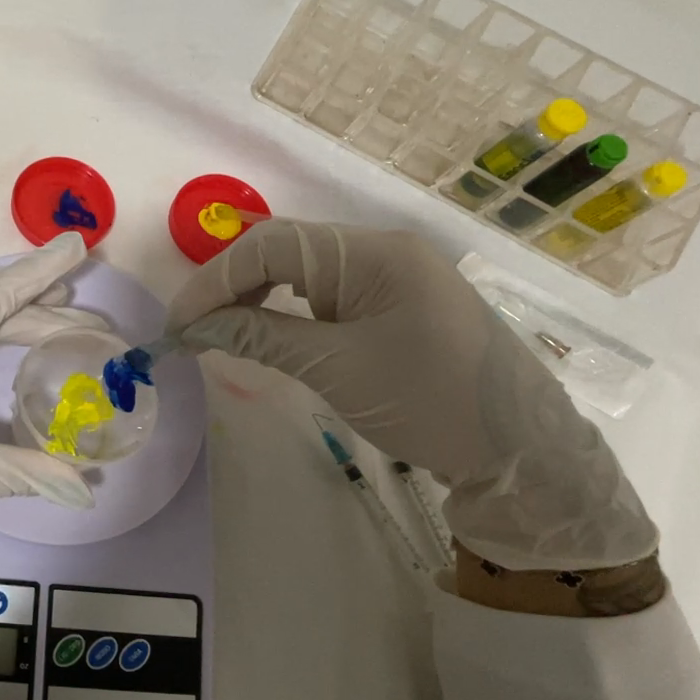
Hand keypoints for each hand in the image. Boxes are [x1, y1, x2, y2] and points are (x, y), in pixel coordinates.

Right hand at [166, 219, 655, 571]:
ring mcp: (393, 274)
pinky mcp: (397, 301)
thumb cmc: (428, 404)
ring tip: (221, 331)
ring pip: (302, 269)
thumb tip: (195, 325)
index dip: (213, 282)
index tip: (177, 326)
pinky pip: (327, 290)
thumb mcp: (334, 369)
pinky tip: (269, 329)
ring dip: (255, 295)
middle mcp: (382, 249)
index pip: (269, 247)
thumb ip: (260, 335)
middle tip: (193, 331)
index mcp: (372, 253)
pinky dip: (288, 308)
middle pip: (283, 250)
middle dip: (230, 286)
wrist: (522, 452)